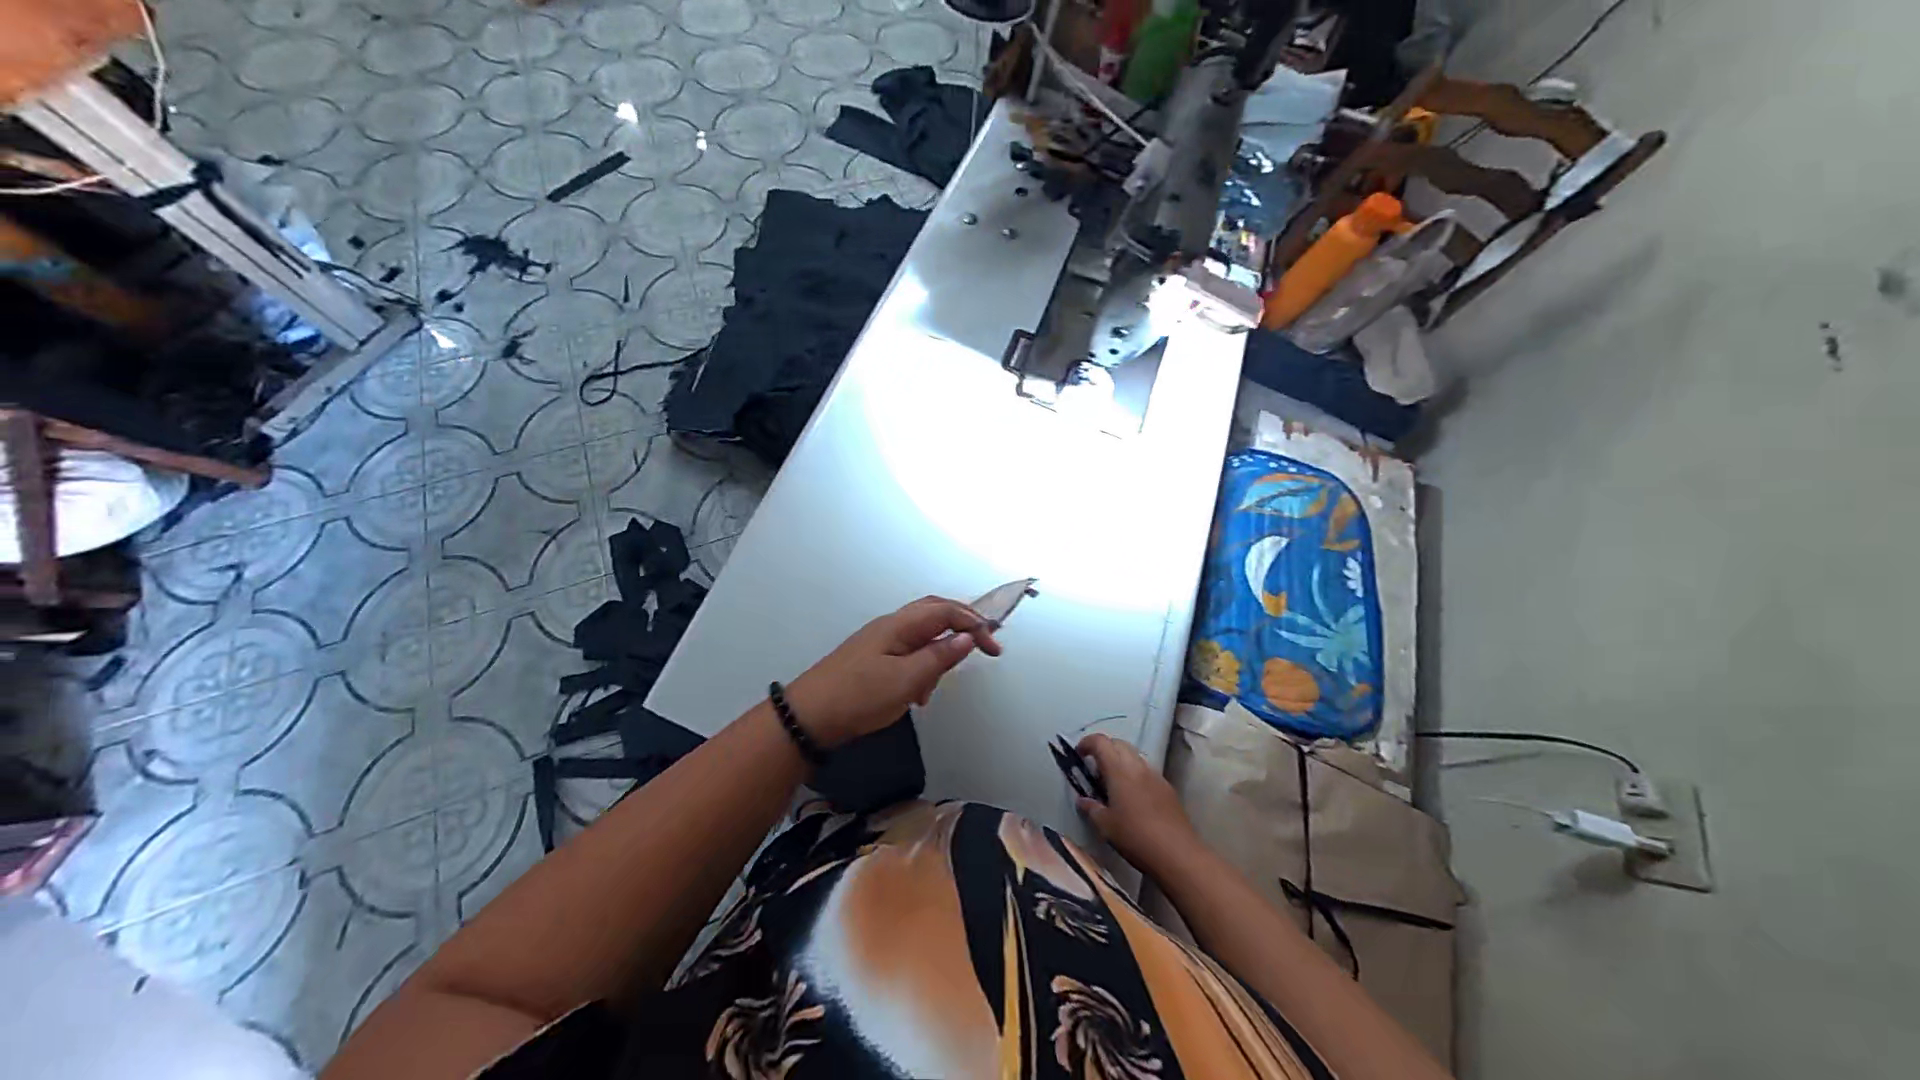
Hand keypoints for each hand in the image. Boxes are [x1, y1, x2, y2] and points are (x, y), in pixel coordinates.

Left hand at [783, 596, 1001, 747]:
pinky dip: (921, 669)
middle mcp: (891, 626)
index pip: (946, 611)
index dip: (975, 624)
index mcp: (900, 625)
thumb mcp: (907, 680)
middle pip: (934, 613)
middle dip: (961, 626)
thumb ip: (940, 657)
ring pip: (921, 636)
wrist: (809, 717)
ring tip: (937, 687)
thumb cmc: (860, 696)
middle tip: (984, 646)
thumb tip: (968, 636)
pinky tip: (918, 696)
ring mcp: (879, 642)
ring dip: (938, 653)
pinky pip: (907, 654)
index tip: (995, 648)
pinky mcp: (872, 660)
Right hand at [1073, 733, 1199, 876]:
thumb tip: (1082, 800)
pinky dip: (1135, 774)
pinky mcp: (1168, 789)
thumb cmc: (1135, 837)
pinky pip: (1147, 771)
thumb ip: (1091, 808)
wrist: (1178, 854)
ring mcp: (1156, 776)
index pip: (1101, 742)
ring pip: (1135, 756)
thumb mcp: (1105, 826)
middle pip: (1119, 743)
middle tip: (1095, 768)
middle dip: (1104, 749)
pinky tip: (1134, 797)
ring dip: (1121, 761)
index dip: (1087, 742)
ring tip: (1113, 783)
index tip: (1079, 754)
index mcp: (1119, 770)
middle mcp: (1138, 767)